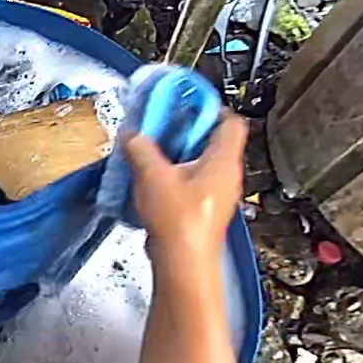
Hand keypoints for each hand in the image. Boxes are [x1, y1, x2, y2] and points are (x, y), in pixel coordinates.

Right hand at [123, 113, 247, 272]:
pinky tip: (149, 173)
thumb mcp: (152, 174)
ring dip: (175, 150)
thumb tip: (132, 134)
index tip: (186, 100)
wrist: (182, 262)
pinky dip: (171, 170)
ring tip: (150, 145)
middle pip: (210, 139)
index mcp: (223, 162)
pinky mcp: (200, 207)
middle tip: (160, 120)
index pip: (231, 123)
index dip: (210, 107)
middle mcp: (225, 176)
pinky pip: (189, 178)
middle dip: (184, 127)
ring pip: (198, 159)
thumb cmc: (178, 222)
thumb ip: (140, 148)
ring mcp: (214, 193)